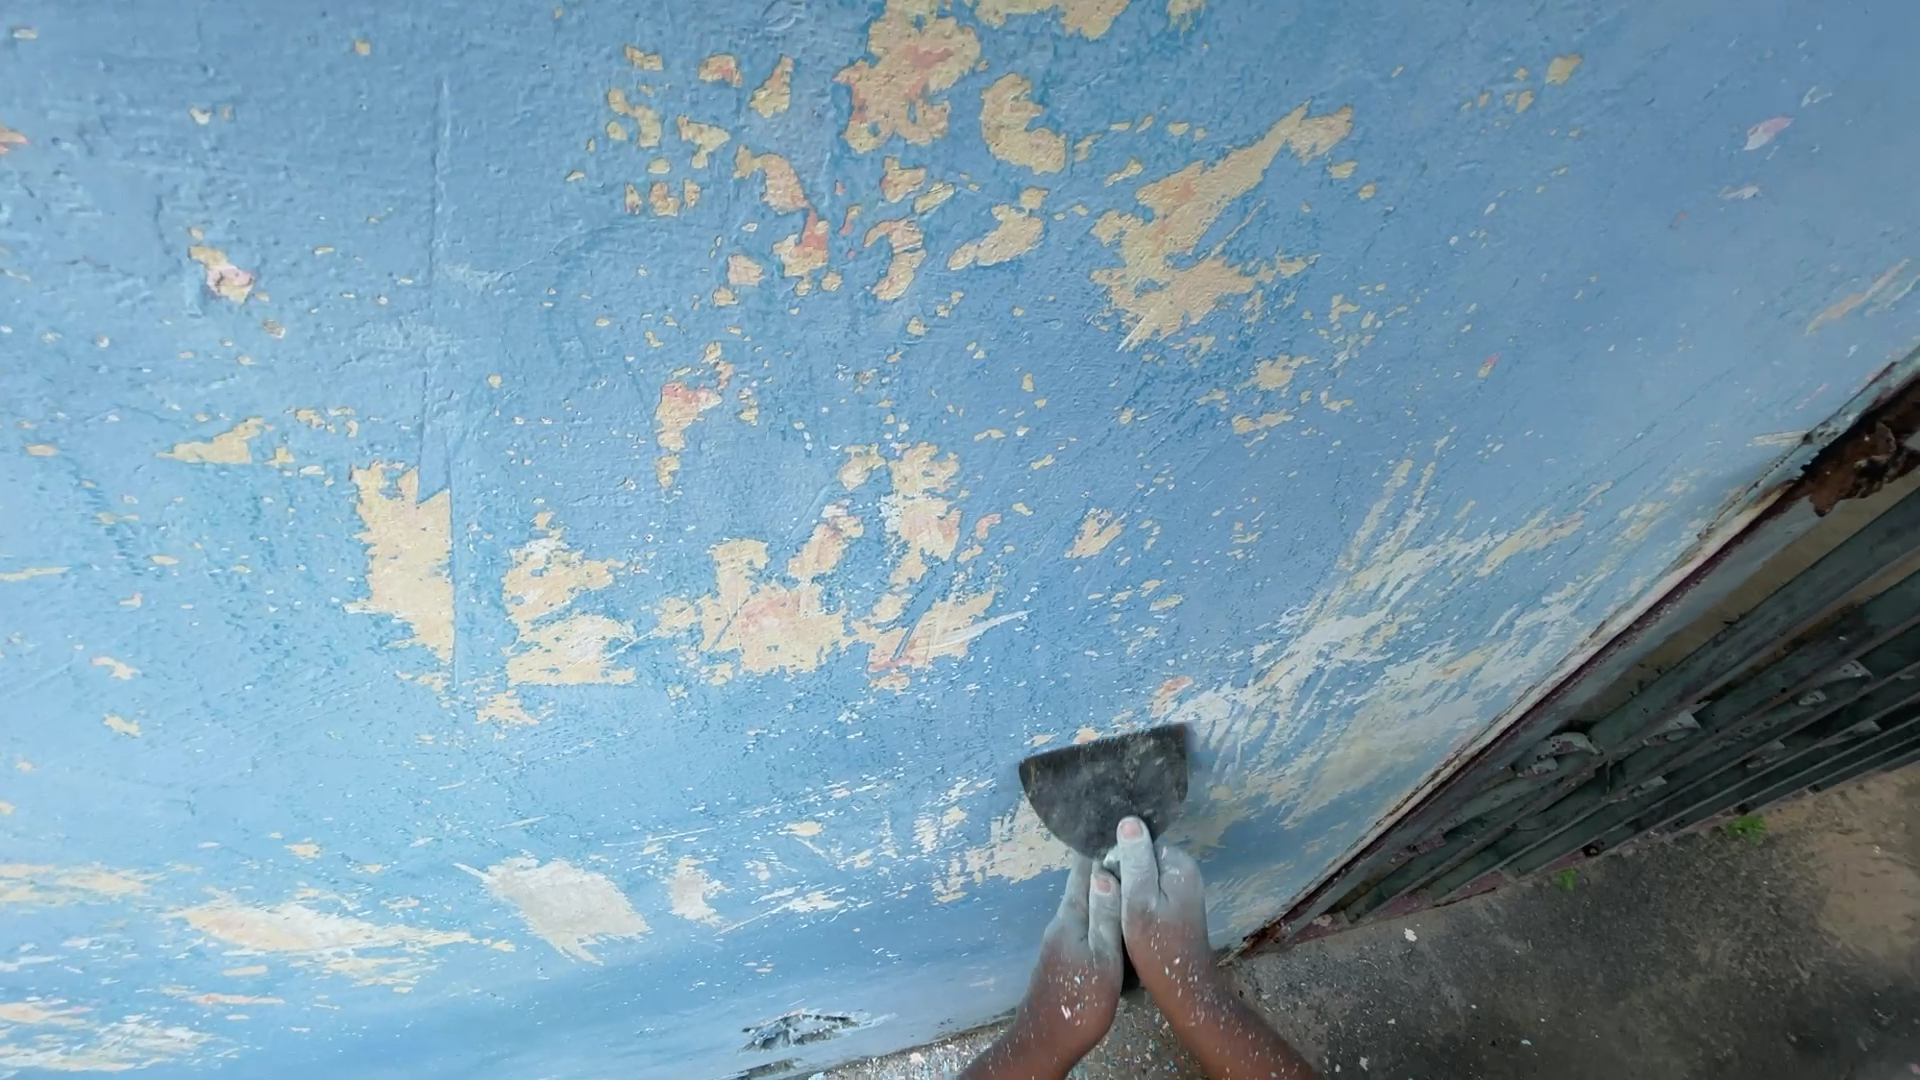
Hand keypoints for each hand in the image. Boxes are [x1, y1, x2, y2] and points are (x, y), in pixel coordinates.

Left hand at [959, 855, 1122, 1078]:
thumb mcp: (1102, 959)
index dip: (1093, 852)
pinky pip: (1080, 922)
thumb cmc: (1080, 1000)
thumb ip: (1103, 917)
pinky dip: (1093, 911)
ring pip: (1080, 905)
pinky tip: (1104, 918)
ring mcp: (1057, 940)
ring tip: (1117, 878)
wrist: (1046, 1038)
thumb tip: (1104, 873)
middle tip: (1116, 848)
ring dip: (1095, 890)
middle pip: (1080, 887)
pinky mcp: (1060, 957)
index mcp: (1071, 918)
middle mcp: (1061, 923)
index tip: (1103, 828)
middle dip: (1095, 867)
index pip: (1082, 874)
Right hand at [1114, 817, 1322, 1077]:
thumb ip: (1134, 860)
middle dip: (1122, 873)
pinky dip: (1135, 900)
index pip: (1138, 841)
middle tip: (1111, 899)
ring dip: (1127, 889)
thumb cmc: (1158, 948)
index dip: (1117, 858)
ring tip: (1117, 909)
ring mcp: (1182, 888)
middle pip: (1140, 856)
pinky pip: (1148, 889)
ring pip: (1141, 875)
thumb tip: (1129, 820)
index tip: (1107, 882)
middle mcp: (1184, 870)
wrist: (1183, 992)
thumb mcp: (1138, 901)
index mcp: (1179, 864)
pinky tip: (1126, 916)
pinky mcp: (1177, 904)